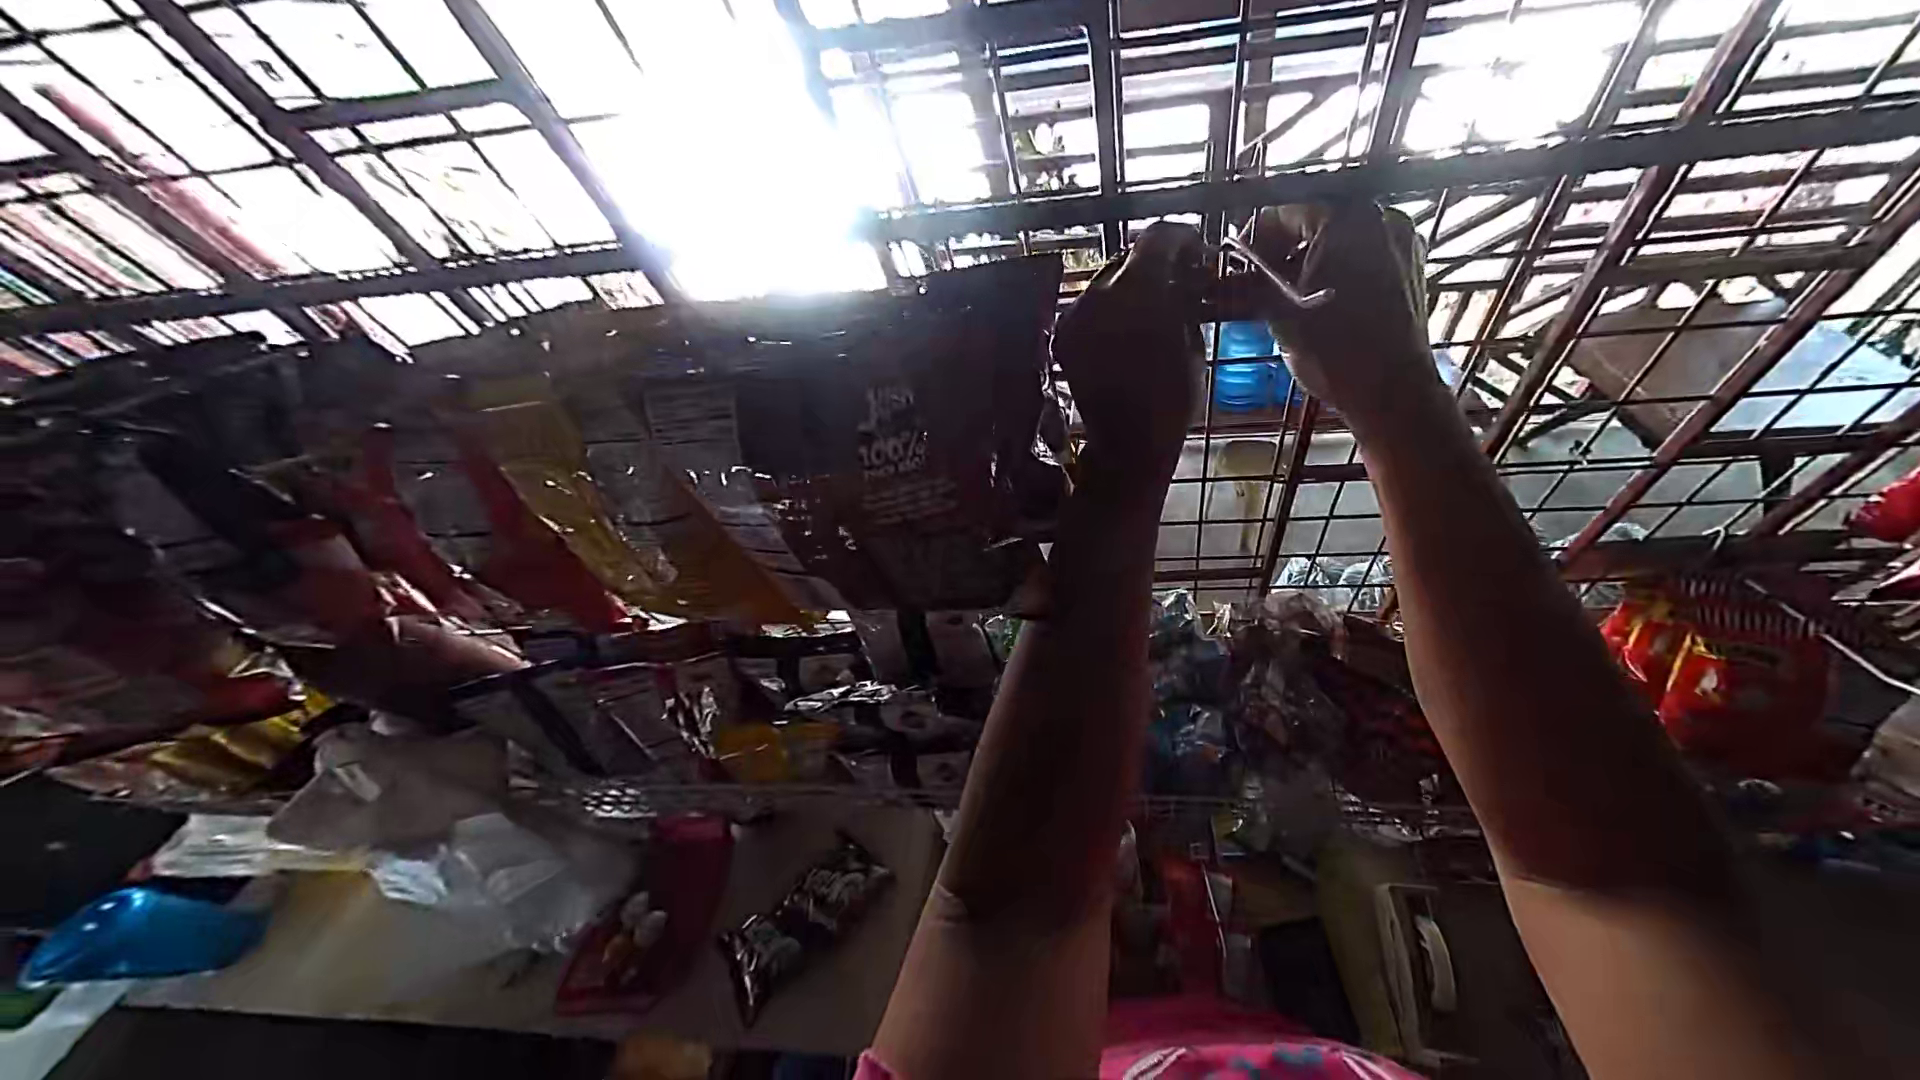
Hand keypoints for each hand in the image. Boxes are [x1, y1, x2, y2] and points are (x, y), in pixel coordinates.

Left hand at [1051, 221, 1204, 485]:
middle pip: (1127, 257)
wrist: (1127, 443)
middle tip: (1176, 280)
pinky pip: (1089, 308)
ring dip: (1130, 286)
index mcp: (1137, 290)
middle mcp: (1096, 294)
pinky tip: (1127, 327)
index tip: (1196, 251)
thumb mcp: (1191, 340)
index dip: (1182, 238)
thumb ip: (1182, 298)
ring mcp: (1073, 316)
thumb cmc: (1172, 398)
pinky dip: (1110, 310)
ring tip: (1152, 307)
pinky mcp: (1062, 337)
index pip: (1158, 237)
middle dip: (1154, 263)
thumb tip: (1181, 278)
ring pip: (1105, 282)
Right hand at [1247, 201, 1439, 432]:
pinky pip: (1361, 254)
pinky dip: (1334, 268)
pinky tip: (1315, 297)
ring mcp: (1399, 241)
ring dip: (1306, 258)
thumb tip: (1229, 273)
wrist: (1388, 389)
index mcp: (1344, 219)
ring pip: (1339, 238)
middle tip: (1252, 275)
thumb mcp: (1279, 313)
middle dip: (1280, 247)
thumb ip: (1253, 281)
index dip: (1251, 237)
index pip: (1283, 213)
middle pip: (1314, 221)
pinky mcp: (1408, 266)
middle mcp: (1378, 218)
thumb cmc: (1332, 350)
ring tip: (1282, 290)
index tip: (1233, 259)